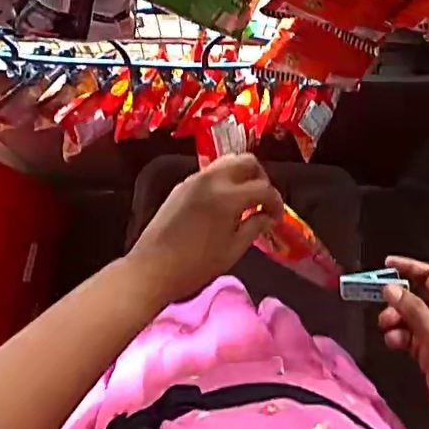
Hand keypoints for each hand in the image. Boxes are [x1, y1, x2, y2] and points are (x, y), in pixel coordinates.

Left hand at [127, 154, 284, 304]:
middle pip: (247, 161)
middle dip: (261, 178)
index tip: (276, 218)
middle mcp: (212, 178)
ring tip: (245, 201)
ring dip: (242, 176)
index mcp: (228, 195)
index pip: (263, 187)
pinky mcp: (183, 184)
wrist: (152, 267)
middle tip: (263, 202)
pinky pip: (211, 172)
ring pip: (228, 162)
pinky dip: (225, 180)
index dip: (276, 202)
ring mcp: (195, 178)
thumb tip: (268, 216)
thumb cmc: (196, 265)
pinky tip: (224, 204)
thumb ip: (254, 227)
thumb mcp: (233, 250)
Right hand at [378, 256, 428, 428]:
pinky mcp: (428, 358)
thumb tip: (389, 287)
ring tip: (385, 326)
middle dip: (397, 297)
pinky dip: (397, 337)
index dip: (409, 267)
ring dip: (395, 318)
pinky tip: (391, 342)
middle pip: (416, 297)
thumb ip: (412, 310)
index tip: (386, 265)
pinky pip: (408, 338)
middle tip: (380, 302)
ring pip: (409, 318)